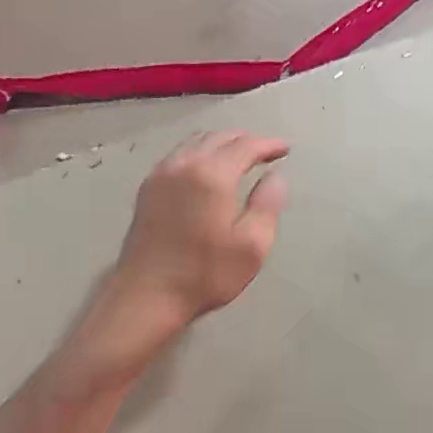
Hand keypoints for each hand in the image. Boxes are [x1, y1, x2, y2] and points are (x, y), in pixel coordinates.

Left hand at [112, 130, 289, 322]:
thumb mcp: (252, 246)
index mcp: (212, 175)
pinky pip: (178, 156)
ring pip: (195, 143)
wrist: (147, 294)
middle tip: (265, 150)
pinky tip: (205, 168)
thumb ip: (267, 205)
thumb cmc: (205, 273)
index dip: (268, 144)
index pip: (245, 146)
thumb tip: (275, 177)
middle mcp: (184, 165)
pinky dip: (199, 152)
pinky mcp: (147, 189)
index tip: (285, 148)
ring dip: (220, 143)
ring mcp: (161, 175)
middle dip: (245, 139)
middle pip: (218, 137)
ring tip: (238, 155)